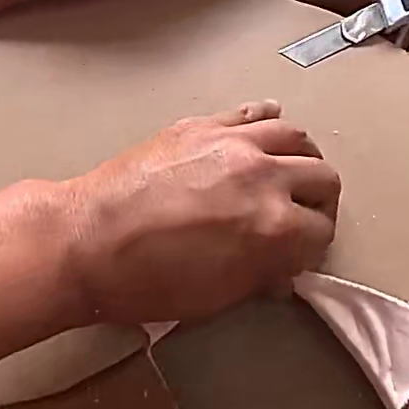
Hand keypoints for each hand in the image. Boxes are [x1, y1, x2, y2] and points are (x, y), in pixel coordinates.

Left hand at [60, 100, 341, 323]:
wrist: (86, 240)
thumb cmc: (145, 281)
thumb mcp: (216, 296)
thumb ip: (261, 275)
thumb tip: (281, 271)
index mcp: (273, 227)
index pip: (321, 232)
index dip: (313, 248)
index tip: (298, 254)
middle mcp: (263, 176)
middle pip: (322, 178)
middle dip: (318, 203)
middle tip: (302, 216)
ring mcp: (232, 143)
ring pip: (295, 137)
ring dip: (301, 159)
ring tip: (289, 173)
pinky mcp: (202, 125)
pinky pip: (252, 112)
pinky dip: (268, 122)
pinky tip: (265, 132)